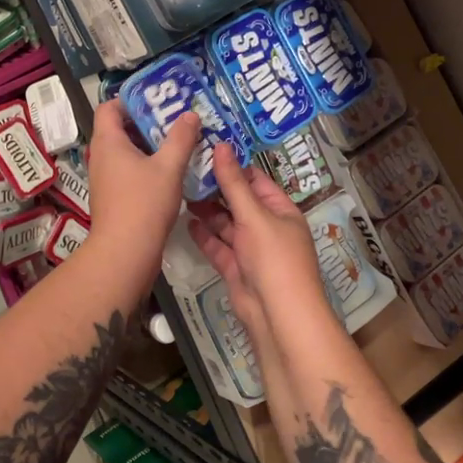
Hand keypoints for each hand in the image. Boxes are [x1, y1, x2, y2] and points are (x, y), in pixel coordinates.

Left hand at [86, 99, 198, 266]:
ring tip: (178, 143)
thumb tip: (190, 114)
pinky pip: (128, 171)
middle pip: (119, 128)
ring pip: (126, 152)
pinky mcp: (112, 196)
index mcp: (108, 141)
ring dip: (149, 146)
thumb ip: (180, 139)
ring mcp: (104, 178)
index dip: (130, 100)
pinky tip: (171, 172)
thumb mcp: (169, 167)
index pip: (109, 107)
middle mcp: (101, 156)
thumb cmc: (144, 203)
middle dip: (147, 123)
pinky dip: (146, 166)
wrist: (124, 253)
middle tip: (175, 121)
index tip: (157, 101)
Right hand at [188, 143, 324, 328]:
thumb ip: (233, 183)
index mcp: (281, 211)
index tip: (205, 150)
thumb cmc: (274, 259)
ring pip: (227, 224)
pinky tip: (187, 222)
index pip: (256, 180)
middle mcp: (268, 228)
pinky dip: (205, 236)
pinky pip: (219, 247)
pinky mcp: (237, 269)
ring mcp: (252, 250)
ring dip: (208, 211)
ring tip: (181, 193)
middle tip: (186, 170)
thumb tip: (222, 144)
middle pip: (239, 201)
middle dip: (216, 189)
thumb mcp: (254, 216)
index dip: (233, 166)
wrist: (278, 317)